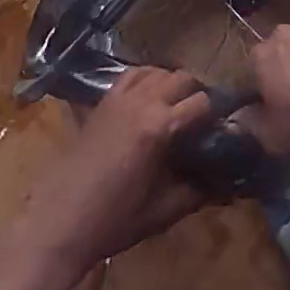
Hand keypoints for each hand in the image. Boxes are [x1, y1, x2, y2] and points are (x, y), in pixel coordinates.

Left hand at [17, 69, 213, 272]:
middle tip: (205, 117)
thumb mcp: (163, 210)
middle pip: (181, 78)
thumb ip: (197, 193)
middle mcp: (141, 101)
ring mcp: (120, 96)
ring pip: (157, 71)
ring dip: (173, 82)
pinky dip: (148, 77)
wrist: (62, 217)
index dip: (217, 112)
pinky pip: (132, 74)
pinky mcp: (104, 99)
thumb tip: (227, 187)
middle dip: (198, 93)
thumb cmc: (114, 218)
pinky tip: (152, 94)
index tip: (225, 125)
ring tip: (180, 105)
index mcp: (159, 126)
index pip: (201, 102)